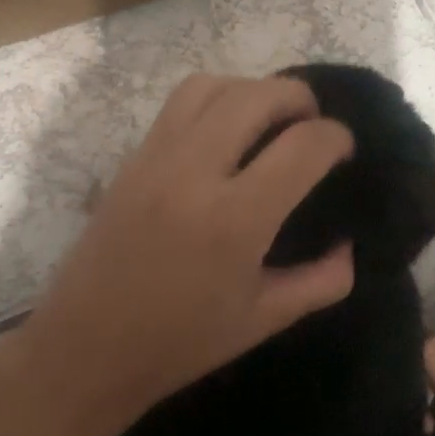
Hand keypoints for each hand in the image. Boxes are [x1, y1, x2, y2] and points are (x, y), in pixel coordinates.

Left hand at [18, 74, 355, 417]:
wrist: (85, 350)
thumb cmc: (180, 343)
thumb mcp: (265, 320)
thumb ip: (322, 280)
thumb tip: (349, 244)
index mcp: (235, 219)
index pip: (304, 145)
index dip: (338, 139)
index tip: (345, 152)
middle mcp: (194, 173)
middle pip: (259, 96)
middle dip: (301, 99)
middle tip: (314, 126)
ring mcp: (156, 159)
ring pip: (214, 85)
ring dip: (254, 91)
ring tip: (271, 121)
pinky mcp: (132, 159)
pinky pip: (180, 103)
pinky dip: (217, 100)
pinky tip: (228, 133)